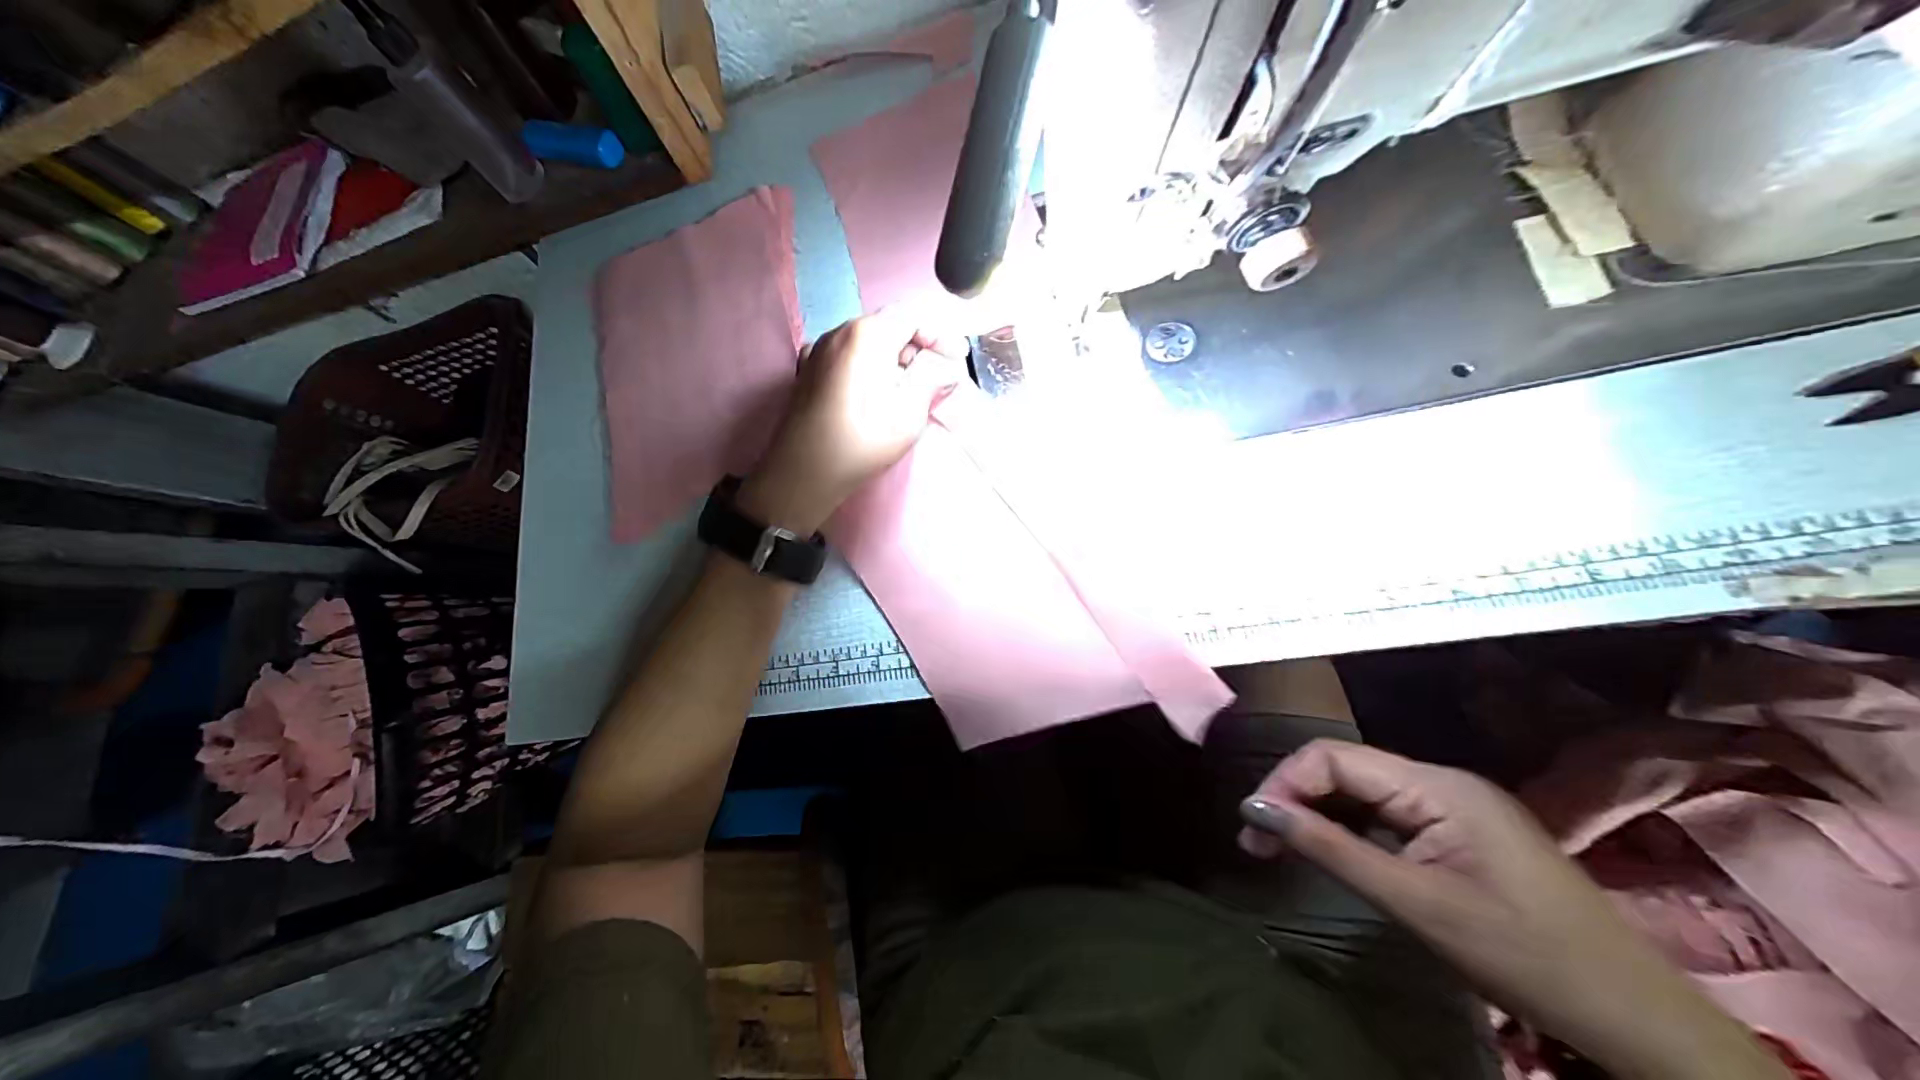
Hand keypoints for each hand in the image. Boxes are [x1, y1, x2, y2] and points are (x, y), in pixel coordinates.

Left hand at [737, 310, 965, 533]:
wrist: (803, 473)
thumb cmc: (861, 441)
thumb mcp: (909, 412)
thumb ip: (931, 379)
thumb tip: (943, 365)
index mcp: (865, 335)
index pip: (912, 317)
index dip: (940, 335)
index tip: (958, 358)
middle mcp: (838, 332)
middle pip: (888, 326)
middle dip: (917, 347)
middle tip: (936, 376)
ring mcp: (817, 350)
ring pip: (866, 342)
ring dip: (892, 358)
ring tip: (907, 387)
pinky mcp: (806, 371)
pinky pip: (846, 357)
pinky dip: (867, 367)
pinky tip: (874, 391)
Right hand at [1239, 740, 1788, 1079]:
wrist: (1633, 1015)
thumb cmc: (1522, 954)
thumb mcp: (1414, 902)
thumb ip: (1330, 848)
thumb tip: (1255, 809)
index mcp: (1437, 785)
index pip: (1334, 756)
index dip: (1284, 782)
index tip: (1251, 827)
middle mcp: (1443, 780)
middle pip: (1347, 768)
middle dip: (1295, 798)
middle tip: (1256, 844)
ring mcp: (1456, 805)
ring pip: (1365, 791)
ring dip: (1319, 814)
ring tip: (1280, 848)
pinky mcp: (1462, 831)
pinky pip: (1390, 814)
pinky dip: (1352, 829)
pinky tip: (1333, 851)